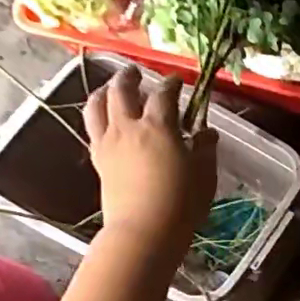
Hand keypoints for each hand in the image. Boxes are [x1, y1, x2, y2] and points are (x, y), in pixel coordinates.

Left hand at [84, 66, 216, 245]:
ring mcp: (108, 141)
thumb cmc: (183, 202)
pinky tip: (106, 118)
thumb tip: (207, 131)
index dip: (172, 84)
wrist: (145, 228)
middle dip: (129, 77)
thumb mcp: (204, 174)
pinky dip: (98, 113)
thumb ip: (205, 148)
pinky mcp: (98, 157)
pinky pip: (92, 126)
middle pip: (121, 91)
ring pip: (97, 104)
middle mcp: (128, 127)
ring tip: (112, 88)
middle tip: (135, 71)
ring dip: (105, 91)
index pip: (164, 96)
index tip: (178, 79)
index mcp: (159, 127)